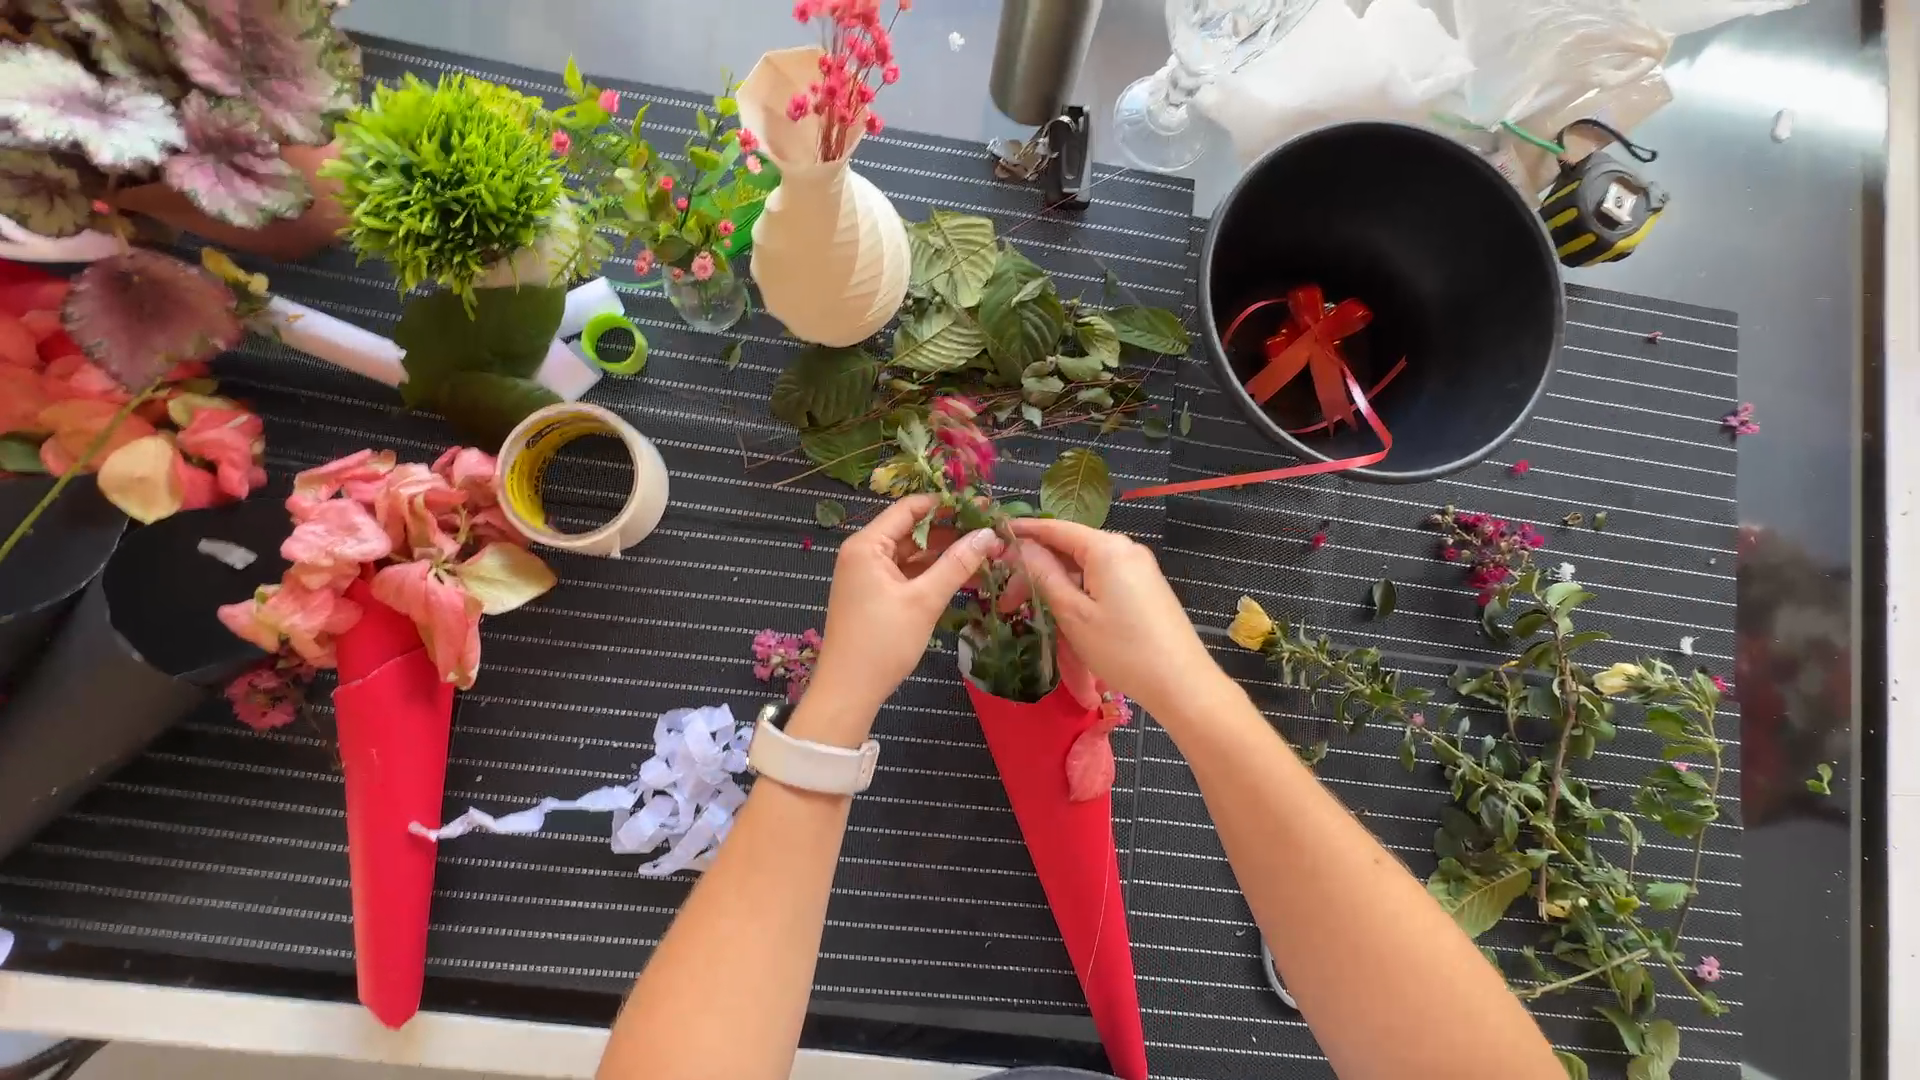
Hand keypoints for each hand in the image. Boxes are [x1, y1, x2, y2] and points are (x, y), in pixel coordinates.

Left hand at [803, 495, 1004, 736]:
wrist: (848, 691)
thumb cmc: (882, 642)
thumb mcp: (924, 601)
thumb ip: (957, 565)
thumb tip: (989, 534)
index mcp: (867, 545)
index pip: (910, 508)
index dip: (946, 505)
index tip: (982, 507)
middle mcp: (864, 552)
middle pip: (912, 529)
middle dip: (950, 530)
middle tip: (990, 531)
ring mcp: (868, 574)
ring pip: (912, 553)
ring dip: (944, 553)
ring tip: (984, 551)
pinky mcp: (875, 593)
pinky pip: (907, 572)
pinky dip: (932, 572)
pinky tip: (962, 574)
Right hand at [1006, 518, 1222, 716]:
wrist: (1181, 683)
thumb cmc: (1122, 649)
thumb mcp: (1073, 613)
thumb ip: (1044, 574)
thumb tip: (1020, 546)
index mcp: (1106, 547)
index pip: (1055, 528)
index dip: (1023, 533)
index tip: (993, 539)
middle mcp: (1124, 548)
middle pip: (1069, 548)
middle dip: (1035, 569)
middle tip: (1005, 601)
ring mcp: (1138, 567)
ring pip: (1085, 566)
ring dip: (1055, 583)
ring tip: (1029, 609)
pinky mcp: (1145, 587)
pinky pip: (1102, 578)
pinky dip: (1077, 590)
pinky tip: (1062, 610)